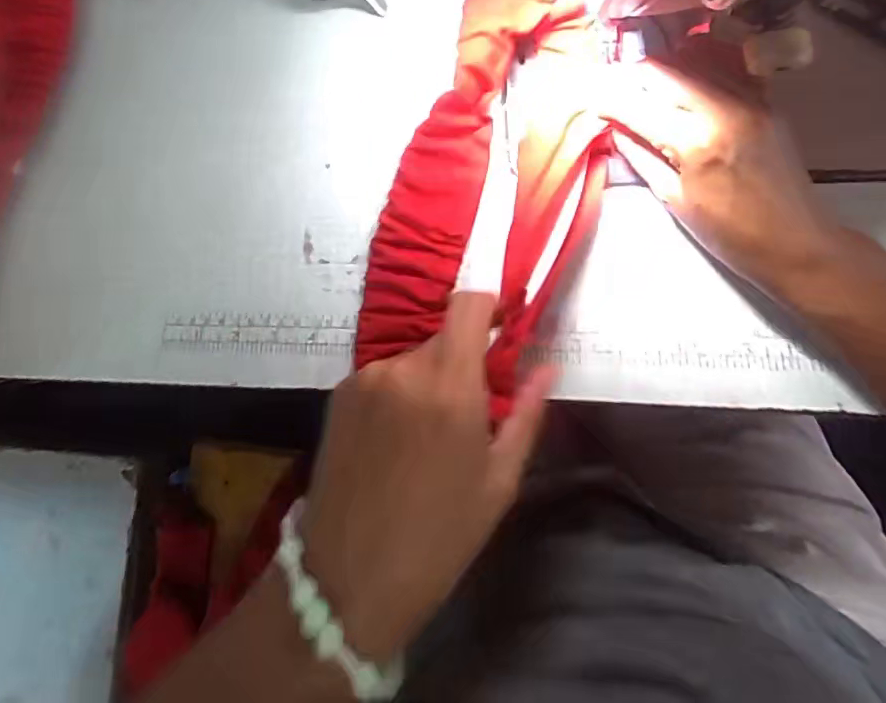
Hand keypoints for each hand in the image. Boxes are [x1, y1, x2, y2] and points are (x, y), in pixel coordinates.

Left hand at [301, 293, 554, 660]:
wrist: (347, 582)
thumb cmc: (440, 536)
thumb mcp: (499, 480)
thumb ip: (527, 412)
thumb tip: (548, 365)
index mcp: (449, 384)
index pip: (468, 304)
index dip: (490, 305)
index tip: (503, 327)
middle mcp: (402, 368)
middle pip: (443, 337)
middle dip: (463, 359)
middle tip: (471, 408)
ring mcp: (364, 379)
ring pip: (412, 359)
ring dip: (428, 381)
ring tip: (427, 438)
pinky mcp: (338, 395)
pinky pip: (382, 378)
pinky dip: (398, 394)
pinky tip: (394, 443)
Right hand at [597, 57, 854, 297]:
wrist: (799, 242)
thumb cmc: (731, 234)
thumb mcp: (676, 201)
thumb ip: (641, 156)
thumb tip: (615, 127)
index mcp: (695, 140)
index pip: (637, 103)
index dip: (608, 99)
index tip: (591, 100)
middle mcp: (722, 107)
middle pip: (663, 68)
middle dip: (633, 78)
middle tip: (619, 95)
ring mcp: (749, 98)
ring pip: (693, 58)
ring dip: (664, 69)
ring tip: (649, 89)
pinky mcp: (766, 100)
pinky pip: (725, 65)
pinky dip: (699, 66)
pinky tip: (687, 82)